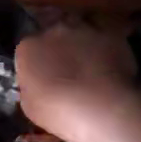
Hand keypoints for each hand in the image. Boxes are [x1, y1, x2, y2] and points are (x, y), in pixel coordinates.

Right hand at [15, 21, 140, 141]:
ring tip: (91, 68)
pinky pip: (105, 40)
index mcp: (28, 47)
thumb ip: (31, 85)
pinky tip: (110, 68)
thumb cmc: (55, 111)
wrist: (98, 107)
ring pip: (81, 33)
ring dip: (83, 46)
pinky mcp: (112, 36)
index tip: (43, 78)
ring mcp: (85, 30)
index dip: (36, 64)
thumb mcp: (29, 104)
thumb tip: (38, 82)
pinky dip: (106, 50)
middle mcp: (55, 30)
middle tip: (67, 71)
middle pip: (55, 35)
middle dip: (59, 49)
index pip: (28, 50)